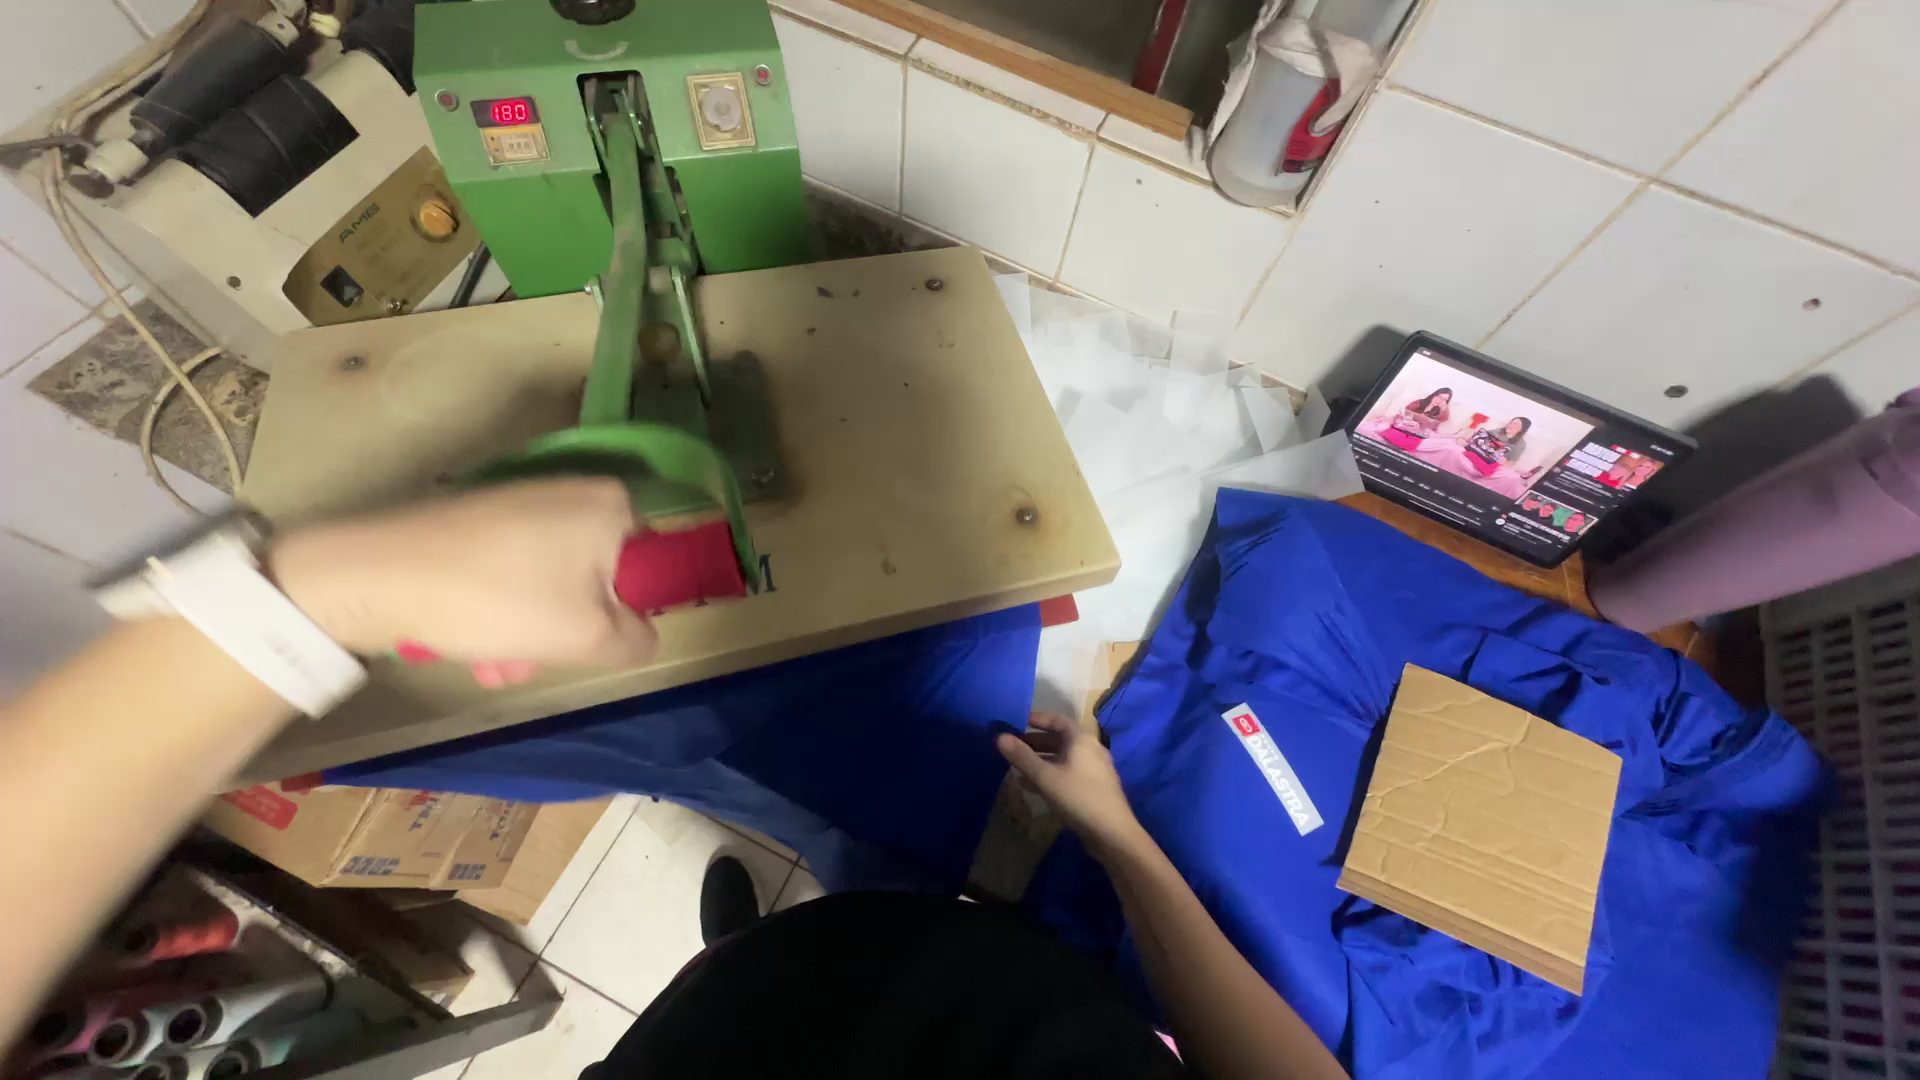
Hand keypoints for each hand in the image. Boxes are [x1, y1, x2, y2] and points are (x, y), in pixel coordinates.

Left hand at [269, 478, 657, 683]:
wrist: (369, 576)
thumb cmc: (500, 599)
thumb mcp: (589, 637)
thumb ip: (638, 640)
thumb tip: (641, 635)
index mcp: (613, 504)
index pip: (652, 563)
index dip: (628, 609)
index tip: (592, 639)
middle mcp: (574, 490)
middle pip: (598, 576)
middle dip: (570, 627)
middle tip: (536, 659)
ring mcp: (522, 499)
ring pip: (552, 579)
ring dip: (533, 627)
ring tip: (494, 662)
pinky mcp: (478, 516)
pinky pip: (514, 568)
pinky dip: (503, 605)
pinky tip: (471, 640)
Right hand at [996, 712, 1145, 854]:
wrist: (1113, 833)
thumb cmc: (1078, 796)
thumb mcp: (1045, 776)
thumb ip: (1022, 756)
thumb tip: (1000, 737)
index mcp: (1081, 739)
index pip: (1058, 720)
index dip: (1037, 719)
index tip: (1018, 721)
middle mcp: (1090, 749)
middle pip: (1060, 739)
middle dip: (1036, 741)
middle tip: (1014, 745)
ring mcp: (1095, 770)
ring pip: (1064, 758)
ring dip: (1042, 759)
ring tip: (1019, 765)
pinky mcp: (1094, 788)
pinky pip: (1069, 773)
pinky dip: (1051, 774)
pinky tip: (1033, 786)